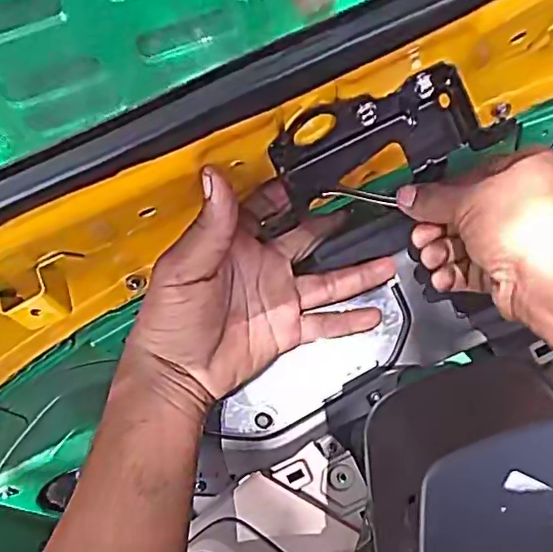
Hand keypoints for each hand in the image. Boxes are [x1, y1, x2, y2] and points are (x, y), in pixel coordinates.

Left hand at [123, 168, 396, 415]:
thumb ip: (209, 224)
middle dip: (331, 225)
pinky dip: (349, 320)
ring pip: (328, 281)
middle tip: (356, 211)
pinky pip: (325, 322)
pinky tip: (370, 312)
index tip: (309, 181)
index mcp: (234, 246)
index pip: (266, 210)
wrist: (179, 372)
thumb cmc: (168, 322)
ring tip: (383, 261)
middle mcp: (261, 268)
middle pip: (307, 240)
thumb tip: (213, 179)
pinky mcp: (287, 330)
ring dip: (356, 273)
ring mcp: (278, 299)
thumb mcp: (185, 266)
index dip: (287, 193)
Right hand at [397, 148, 552, 335]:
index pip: (471, 175)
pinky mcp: (504, 271)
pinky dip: (452, 273)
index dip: (440, 190)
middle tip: (422, 233)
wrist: (543, 280)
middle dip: (436, 227)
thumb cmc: (530, 231)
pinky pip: (469, 269)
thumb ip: (432, 200)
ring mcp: (513, 239)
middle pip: (464, 212)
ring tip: (433, 256)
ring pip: (464, 244)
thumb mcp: (467, 201)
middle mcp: (521, 203)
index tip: (418, 201)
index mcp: (524, 169)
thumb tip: (411, 197)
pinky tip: (443, 275)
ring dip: (441, 252)